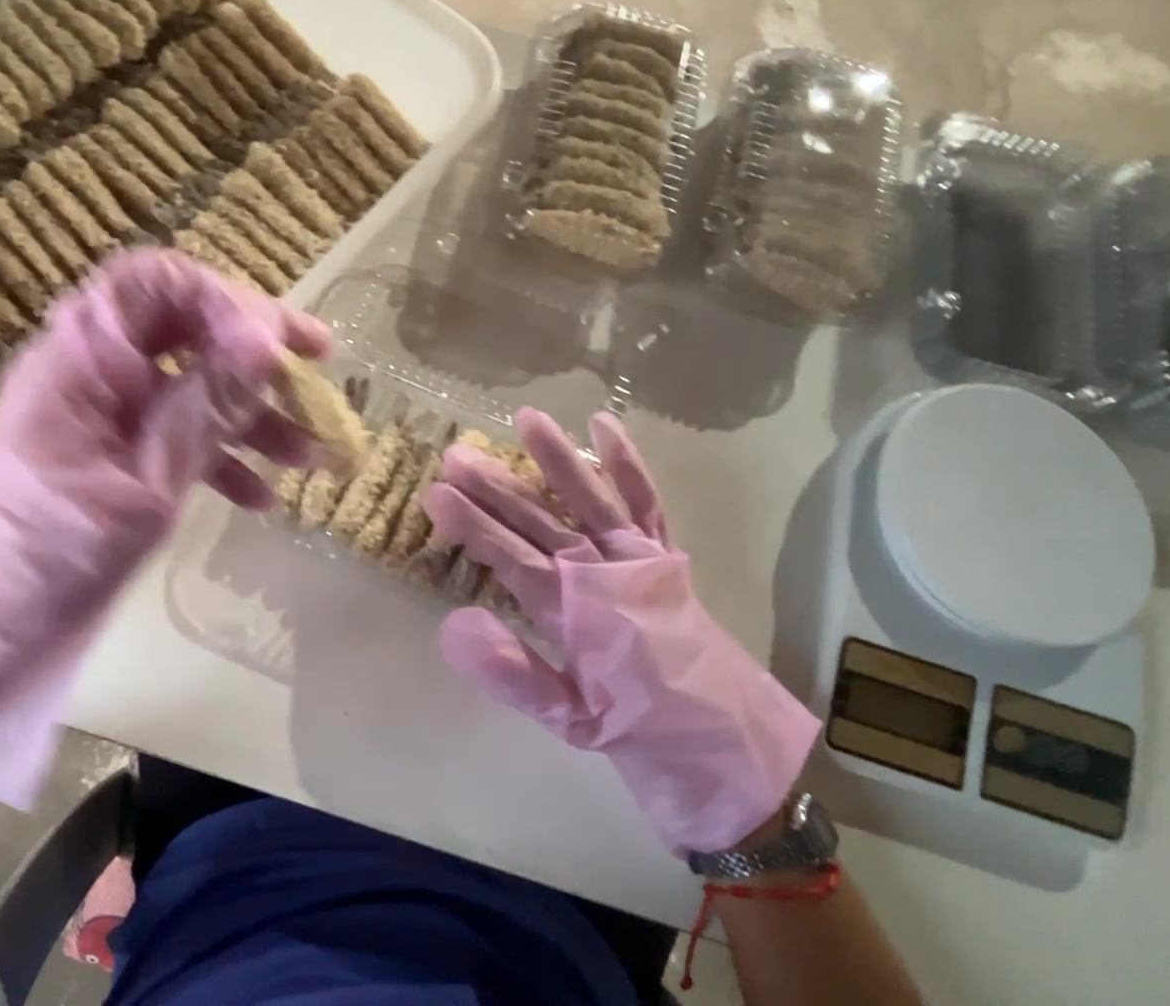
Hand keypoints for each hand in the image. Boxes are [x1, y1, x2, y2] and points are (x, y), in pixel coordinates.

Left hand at [0, 248, 327, 805]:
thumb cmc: (49, 567)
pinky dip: (219, 460)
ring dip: (250, 414)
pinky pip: (171, 441)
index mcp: (79, 363)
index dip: (222, 299)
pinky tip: (263, 499)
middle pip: (178, 331)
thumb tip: (263, 337)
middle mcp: (88, 378)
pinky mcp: (107, 468)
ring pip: (184, 389)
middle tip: (319, 372)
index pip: (152, 284)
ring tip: (314, 454)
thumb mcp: (143, 489)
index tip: (278, 348)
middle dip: (253, 353)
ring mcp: (97, 425)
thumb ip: (203, 410)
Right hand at [422, 408, 819, 854]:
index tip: (435, 494)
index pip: (514, 560)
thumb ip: (517, 676)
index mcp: (578, 616)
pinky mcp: (668, 561)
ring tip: (525, 418)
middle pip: (545, 523)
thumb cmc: (644, 736)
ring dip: (560, 461)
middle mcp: (610, 577)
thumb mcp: (575, 721)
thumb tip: (454, 626)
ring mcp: (643, 563)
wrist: (734, 750)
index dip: (474, 527)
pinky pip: (650, 505)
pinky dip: (630, 467)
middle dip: (498, 489)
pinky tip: (605, 427)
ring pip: (594, 501)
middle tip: (454, 455)